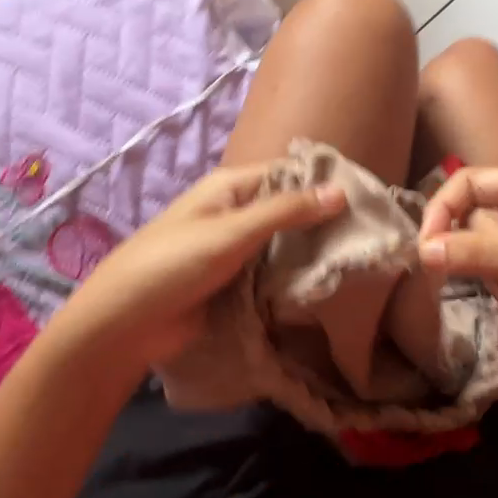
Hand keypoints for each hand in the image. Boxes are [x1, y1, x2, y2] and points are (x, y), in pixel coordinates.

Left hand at [59, 165, 344, 368]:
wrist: (126, 324)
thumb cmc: (174, 264)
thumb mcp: (232, 232)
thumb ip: (286, 212)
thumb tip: (341, 191)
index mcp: (230, 188)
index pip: (287, 173)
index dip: (324, 181)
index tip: (368, 197)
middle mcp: (235, 213)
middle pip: (289, 210)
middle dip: (323, 221)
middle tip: (371, 235)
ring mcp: (235, 251)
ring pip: (284, 245)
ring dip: (311, 253)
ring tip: (360, 261)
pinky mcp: (235, 285)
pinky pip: (272, 275)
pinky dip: (294, 279)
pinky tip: (327, 286)